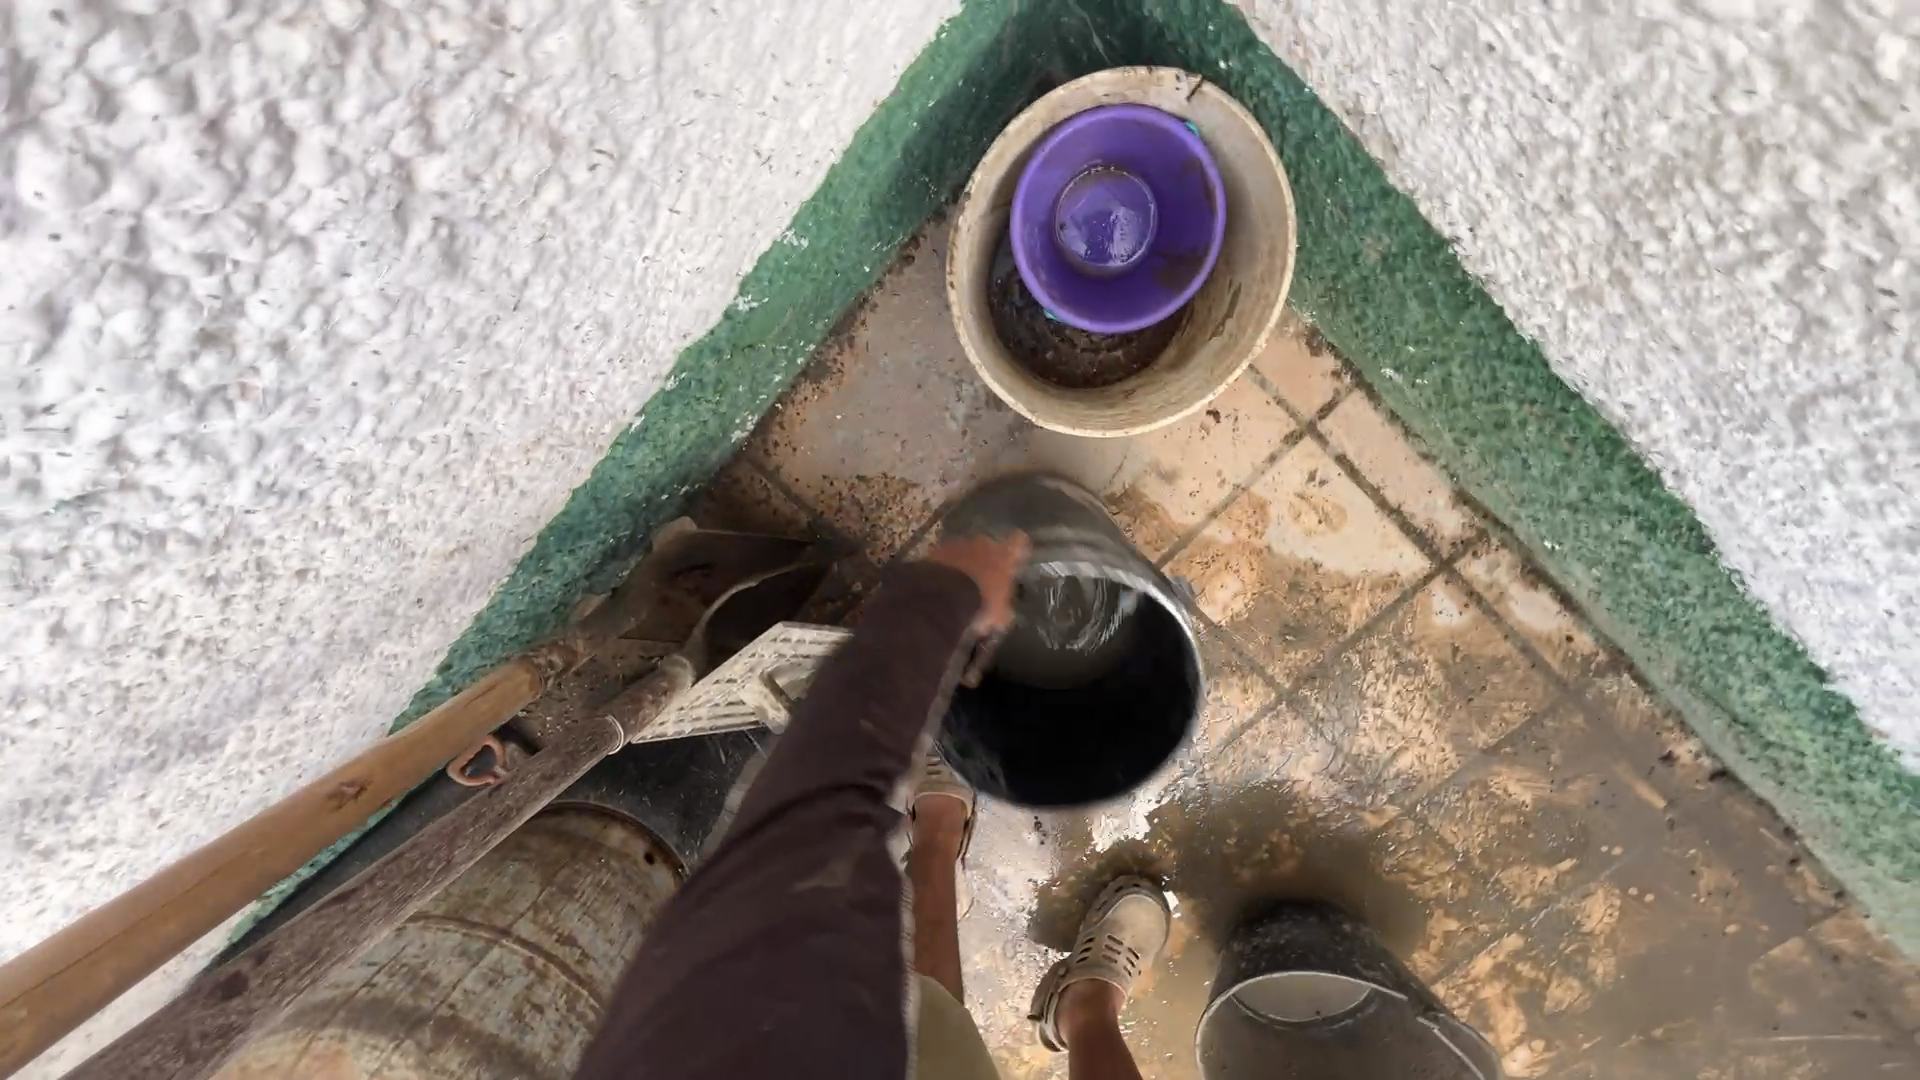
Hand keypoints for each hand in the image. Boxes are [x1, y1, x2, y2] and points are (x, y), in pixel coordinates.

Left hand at [924, 531, 1029, 634]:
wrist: (944, 597)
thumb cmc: (980, 604)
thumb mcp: (999, 614)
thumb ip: (1004, 608)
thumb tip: (1004, 614)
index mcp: (1004, 556)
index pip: (1019, 542)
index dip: (1018, 546)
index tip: (1016, 553)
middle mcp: (984, 543)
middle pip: (989, 545)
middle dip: (986, 558)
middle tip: (983, 576)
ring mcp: (958, 544)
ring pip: (965, 549)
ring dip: (964, 561)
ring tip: (959, 582)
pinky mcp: (937, 549)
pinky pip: (946, 556)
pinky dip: (946, 566)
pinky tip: (942, 582)